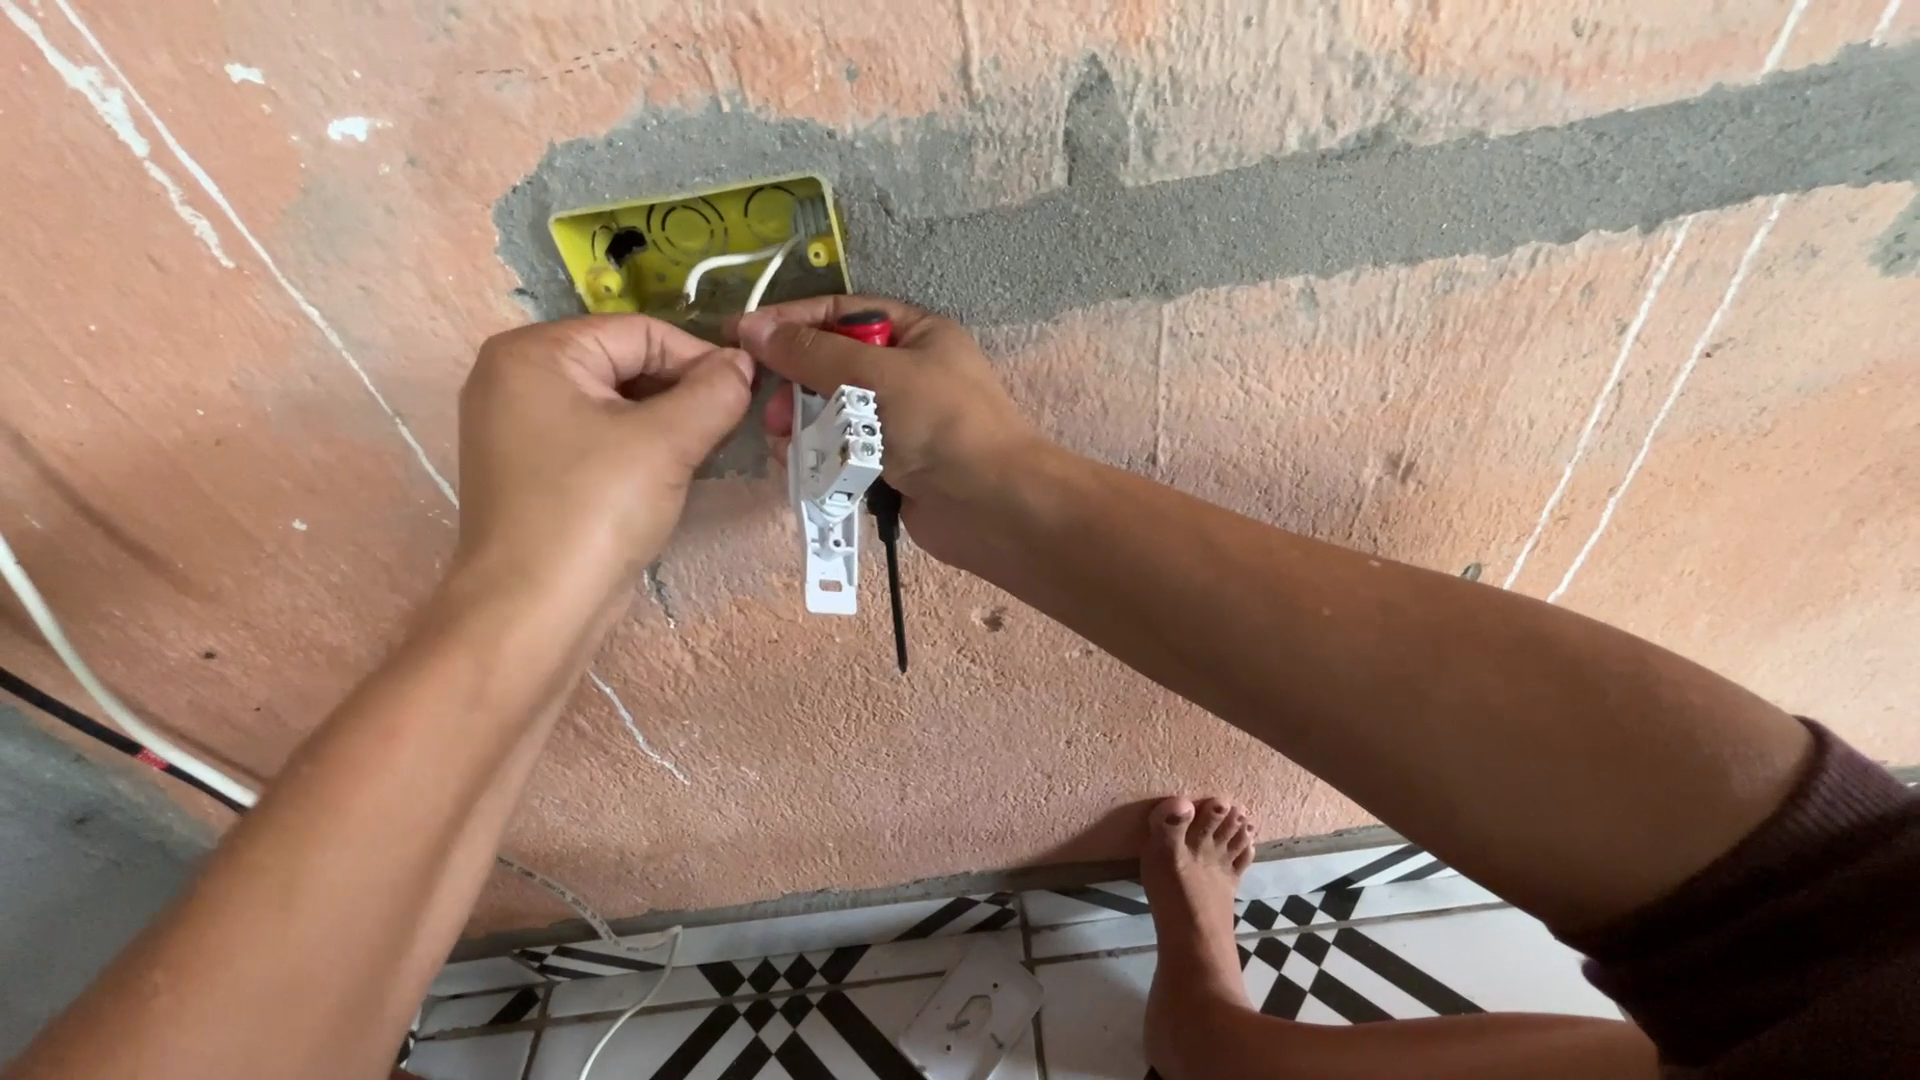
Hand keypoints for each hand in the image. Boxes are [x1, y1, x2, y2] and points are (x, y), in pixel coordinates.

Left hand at [455, 315, 752, 601]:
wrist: (534, 609)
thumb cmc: (595, 509)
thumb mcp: (667, 442)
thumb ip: (715, 392)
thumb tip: (744, 363)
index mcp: (535, 353)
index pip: (640, 332)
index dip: (700, 358)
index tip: (748, 392)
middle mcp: (517, 378)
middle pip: (626, 364)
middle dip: (684, 391)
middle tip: (731, 424)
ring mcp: (521, 427)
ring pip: (617, 404)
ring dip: (669, 421)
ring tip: (707, 449)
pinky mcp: (535, 469)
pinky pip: (601, 437)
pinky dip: (641, 446)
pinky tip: (672, 472)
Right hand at [735, 296, 1042, 566]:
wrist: (990, 505)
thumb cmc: (939, 424)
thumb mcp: (875, 373)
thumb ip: (811, 352)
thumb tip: (752, 326)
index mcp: (916, 335)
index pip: (841, 314)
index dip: (791, 322)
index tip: (741, 335)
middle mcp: (907, 375)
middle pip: (831, 369)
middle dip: (795, 387)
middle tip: (769, 411)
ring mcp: (899, 426)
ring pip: (832, 417)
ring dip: (804, 429)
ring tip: (784, 444)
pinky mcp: (890, 469)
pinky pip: (843, 457)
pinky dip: (821, 462)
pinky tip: (804, 471)